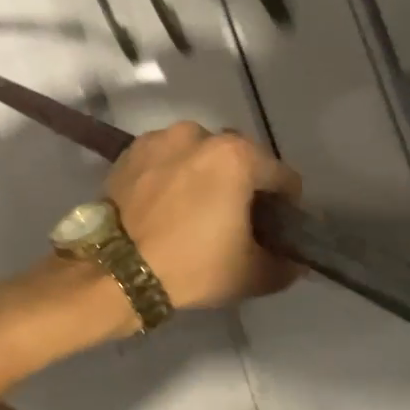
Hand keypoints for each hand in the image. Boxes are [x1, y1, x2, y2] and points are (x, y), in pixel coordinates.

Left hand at [106, 122, 302, 308]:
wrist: (115, 267)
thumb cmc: (191, 265)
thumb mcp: (253, 274)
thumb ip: (285, 262)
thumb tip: (293, 258)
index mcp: (235, 156)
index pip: (282, 176)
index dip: (286, 205)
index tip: (276, 229)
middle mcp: (197, 135)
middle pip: (238, 157)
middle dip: (243, 183)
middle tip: (236, 219)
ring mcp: (159, 139)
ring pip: (198, 153)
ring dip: (204, 173)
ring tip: (196, 208)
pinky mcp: (130, 151)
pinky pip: (165, 158)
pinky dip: (171, 173)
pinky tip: (166, 202)